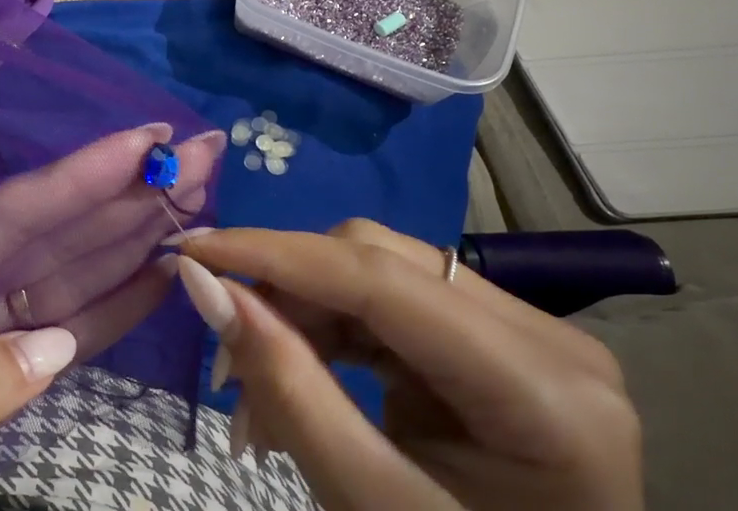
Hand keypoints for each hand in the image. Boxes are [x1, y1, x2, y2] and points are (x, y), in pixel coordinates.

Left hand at [0, 124, 225, 510]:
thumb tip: (53, 343)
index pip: (8, 212)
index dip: (81, 175)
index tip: (147, 141)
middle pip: (51, 231)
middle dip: (125, 194)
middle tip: (204, 157)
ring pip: (69, 275)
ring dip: (133, 240)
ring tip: (201, 205)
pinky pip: (63, 334)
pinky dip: (114, 308)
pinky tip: (162, 278)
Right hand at [175, 220, 642, 510]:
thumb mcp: (365, 499)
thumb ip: (286, 387)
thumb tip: (202, 285)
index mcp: (545, 390)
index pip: (384, 280)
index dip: (276, 254)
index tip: (189, 251)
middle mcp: (547, 339)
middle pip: (378, 264)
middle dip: (284, 297)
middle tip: (223, 361)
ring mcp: (526, 337)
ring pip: (374, 276)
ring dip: (297, 318)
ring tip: (252, 393)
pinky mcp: (496, 345)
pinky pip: (387, 306)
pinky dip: (326, 335)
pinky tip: (295, 376)